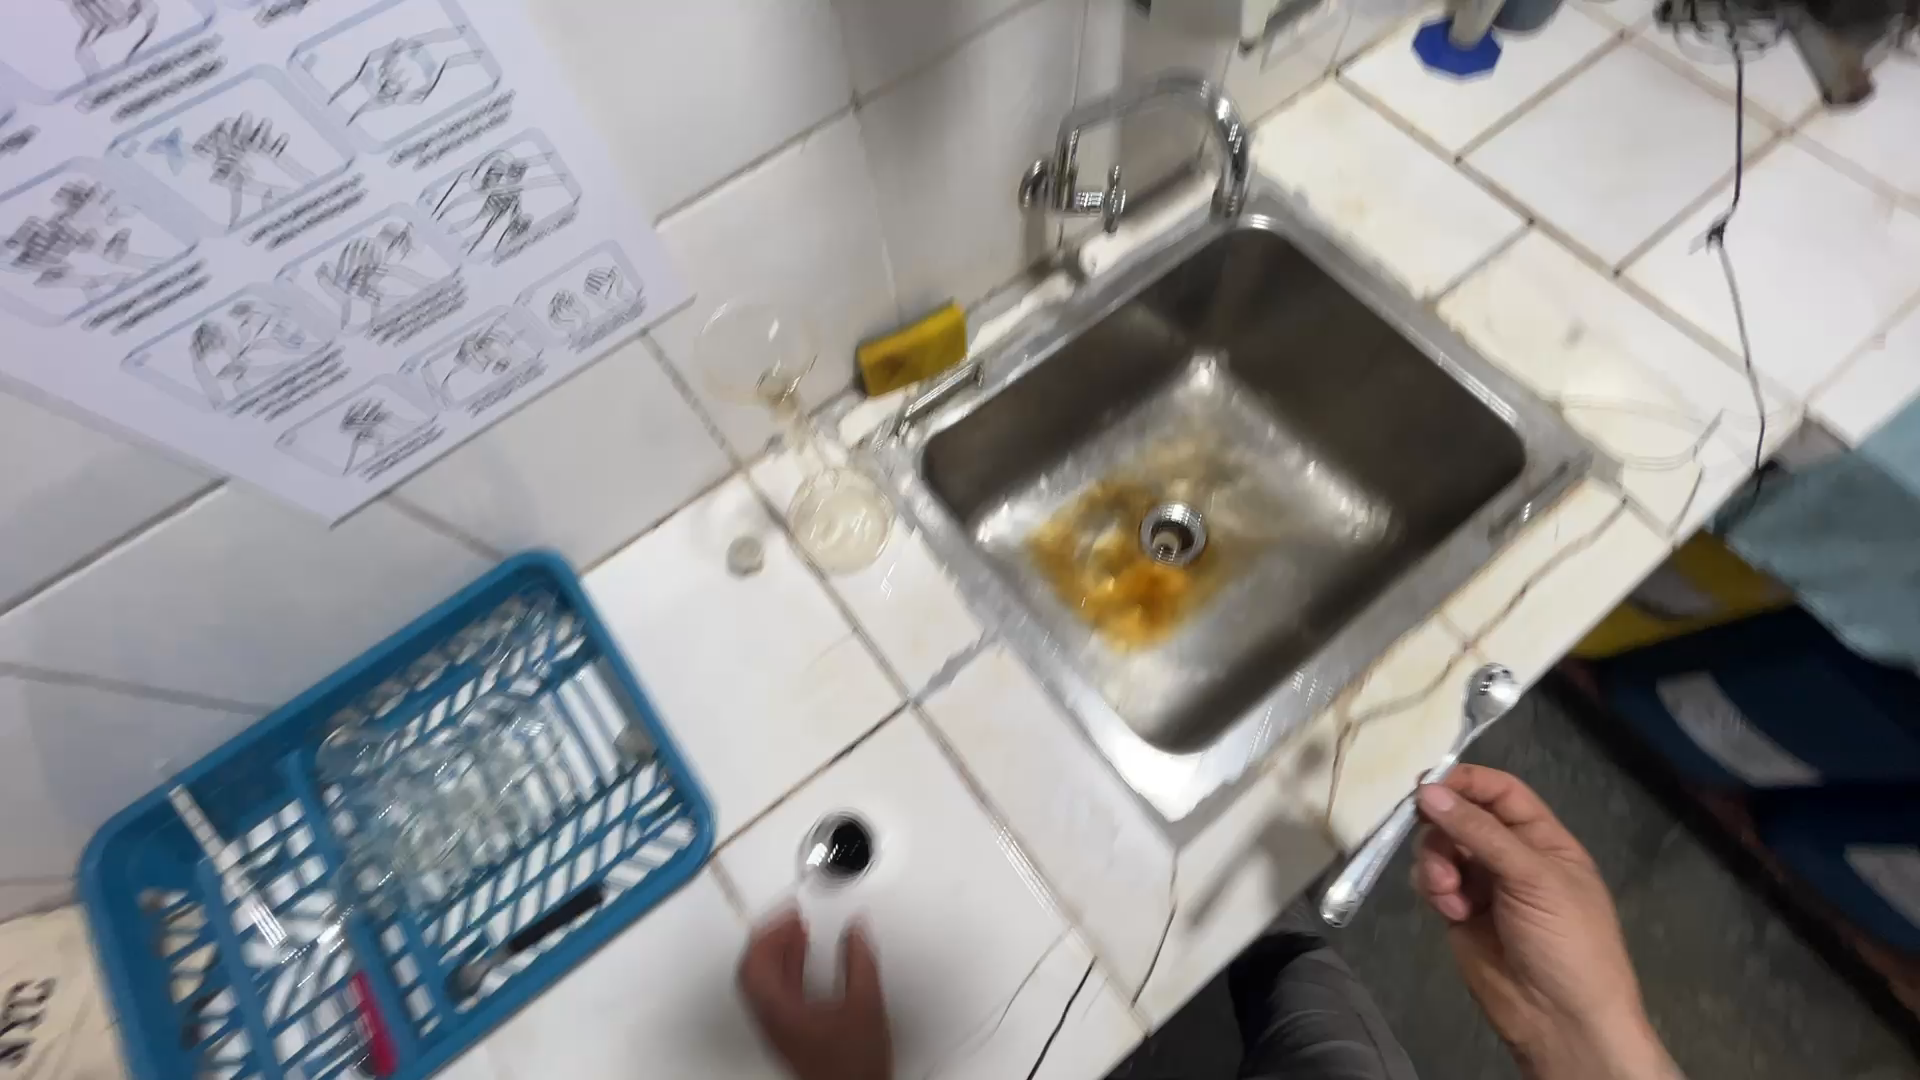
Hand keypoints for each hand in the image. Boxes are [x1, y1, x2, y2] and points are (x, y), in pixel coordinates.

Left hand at [738, 910, 891, 1079]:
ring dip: (777, 949)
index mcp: (781, 1012)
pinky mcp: (791, 1031)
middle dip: (769, 936)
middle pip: (753, 971)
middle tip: (788, 915)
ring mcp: (780, 1027)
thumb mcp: (866, 1002)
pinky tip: (805, 954)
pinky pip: (777, 991)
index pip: (754, 965)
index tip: (786, 911)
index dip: (767, 931)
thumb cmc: (854, 1066)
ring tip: (795, 927)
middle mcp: (773, 1021)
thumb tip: (855, 927)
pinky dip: (786, 965)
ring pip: (763, 981)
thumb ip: (859, 960)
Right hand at [1413, 766, 1680, 1079]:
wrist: (1560, 1022)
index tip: (1428, 784)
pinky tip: (1450, 910)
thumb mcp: (1533, 880)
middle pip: (1459, 814)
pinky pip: (1429, 877)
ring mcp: (1481, 881)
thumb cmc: (1567, 944)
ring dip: (1434, 862)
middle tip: (1426, 831)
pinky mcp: (1457, 906)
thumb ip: (1478, 831)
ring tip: (1447, 890)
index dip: (1465, 781)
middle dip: (1441, 826)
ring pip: (1437, 845)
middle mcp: (1510, 855)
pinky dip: (1433, 887)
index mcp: (1543, 841)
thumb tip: (1425, 790)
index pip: (1499, 791)